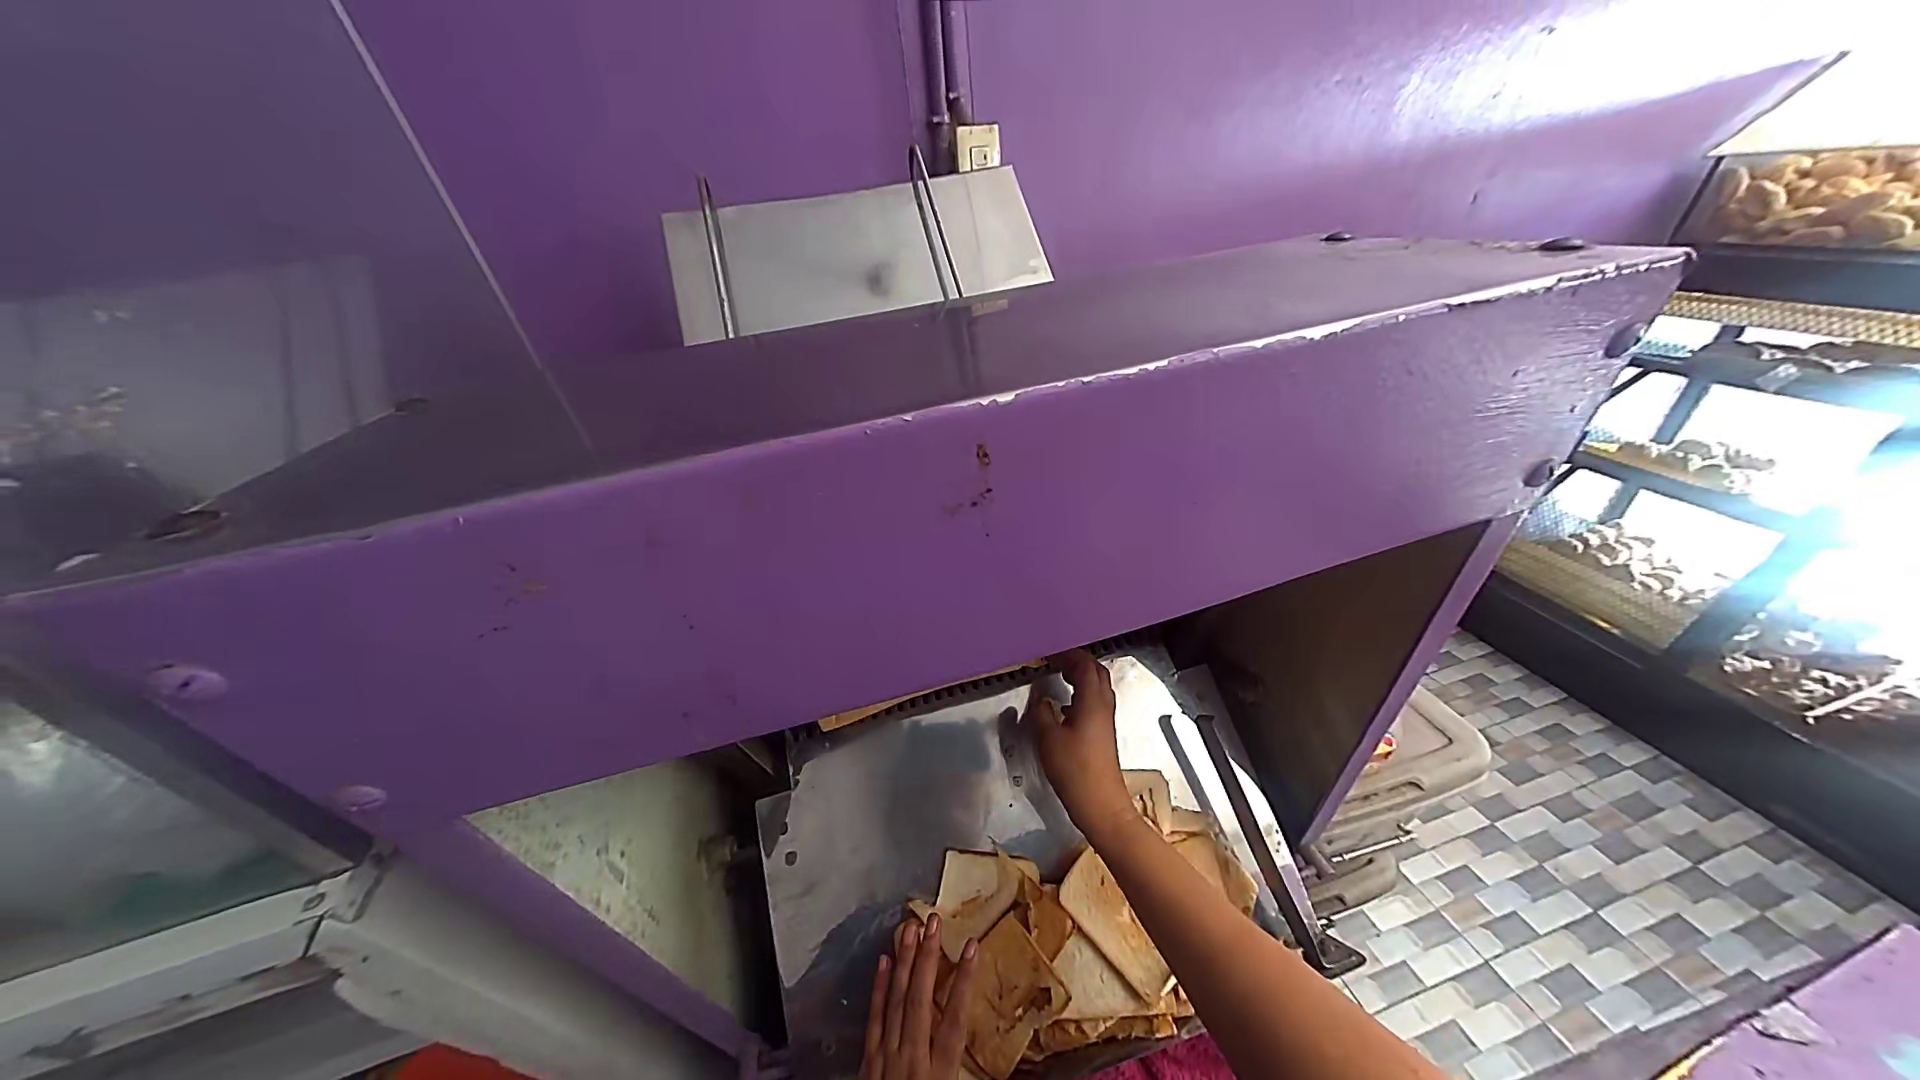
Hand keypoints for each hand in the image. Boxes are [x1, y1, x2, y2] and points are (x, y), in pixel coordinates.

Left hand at [861, 915, 978, 1079]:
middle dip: (927, 958)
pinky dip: (879, 989)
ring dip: (905, 962)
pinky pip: (874, 1020)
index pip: (956, 1019)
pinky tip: (883, 961)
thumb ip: (961, 1059)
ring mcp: (886, 1058)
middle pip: (920, 1001)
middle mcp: (912, 1059)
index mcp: (940, 1073)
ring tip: (911, 929)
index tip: (972, 945)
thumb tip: (981, 1031)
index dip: (965, 980)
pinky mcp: (867, 1062)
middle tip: (933, 921)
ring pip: (897, 1002)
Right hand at [1027, 649, 1135, 843]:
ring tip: (1060, 675)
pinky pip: (1095, 701)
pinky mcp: (1103, 733)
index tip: (1050, 652)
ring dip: (1081, 676)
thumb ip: (1042, 713)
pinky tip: (1064, 704)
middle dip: (1078, 662)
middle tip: (1056, 659)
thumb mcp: (1049, 739)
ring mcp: (1105, 720)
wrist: (1101, 803)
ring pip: (1098, 687)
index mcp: (1092, 701)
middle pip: (1096, 672)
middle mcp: (1104, 706)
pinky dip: (1081, 693)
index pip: (1085, 666)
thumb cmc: (1074, 769)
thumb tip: (1041, 698)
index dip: (1069, 655)